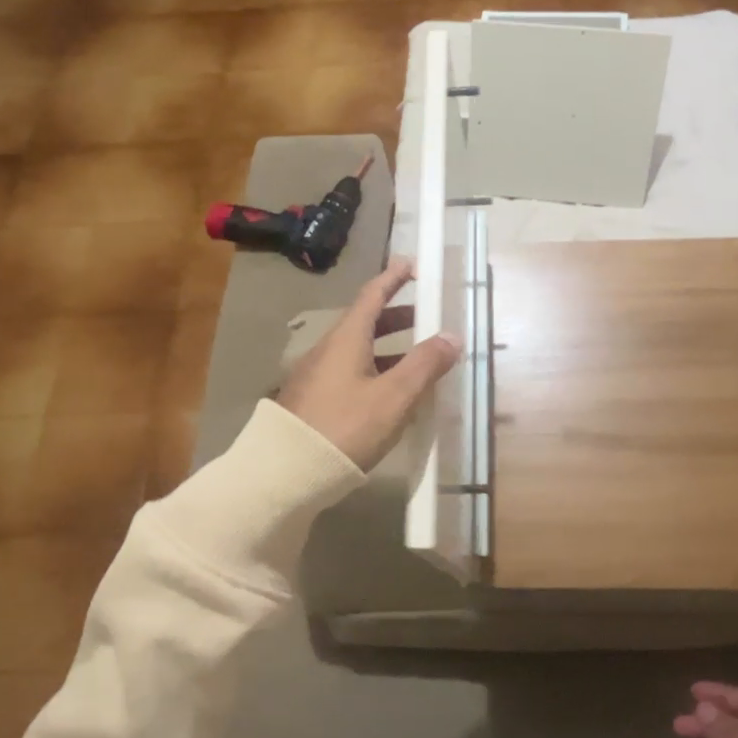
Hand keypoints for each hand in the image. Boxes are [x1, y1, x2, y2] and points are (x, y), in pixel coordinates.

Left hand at [277, 258, 460, 470]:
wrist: (286, 472)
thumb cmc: (345, 427)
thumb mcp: (393, 398)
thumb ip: (424, 365)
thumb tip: (451, 336)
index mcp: (347, 338)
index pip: (372, 295)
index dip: (393, 278)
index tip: (412, 265)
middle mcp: (328, 349)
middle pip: (366, 322)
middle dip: (397, 315)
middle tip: (426, 316)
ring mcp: (317, 375)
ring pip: (358, 349)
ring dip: (388, 346)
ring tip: (416, 359)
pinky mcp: (313, 400)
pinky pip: (350, 372)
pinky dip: (375, 369)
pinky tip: (389, 394)